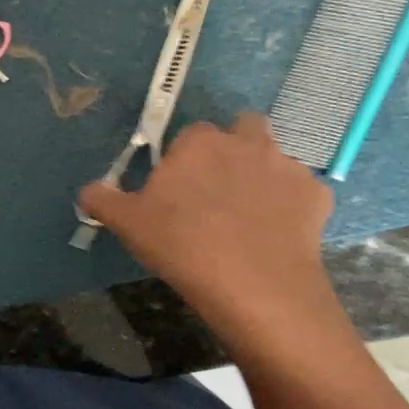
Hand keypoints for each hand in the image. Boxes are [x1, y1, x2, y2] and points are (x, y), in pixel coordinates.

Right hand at [80, 113, 337, 328]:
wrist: (253, 282)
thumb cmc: (180, 242)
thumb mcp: (124, 222)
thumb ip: (101, 198)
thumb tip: (91, 190)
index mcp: (200, 144)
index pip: (192, 131)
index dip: (183, 154)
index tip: (175, 180)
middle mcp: (248, 144)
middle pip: (245, 126)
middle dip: (233, 144)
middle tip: (214, 182)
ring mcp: (288, 168)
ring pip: (273, 157)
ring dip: (259, 173)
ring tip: (242, 211)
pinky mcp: (318, 195)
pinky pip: (298, 190)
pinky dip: (285, 203)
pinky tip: (269, 230)